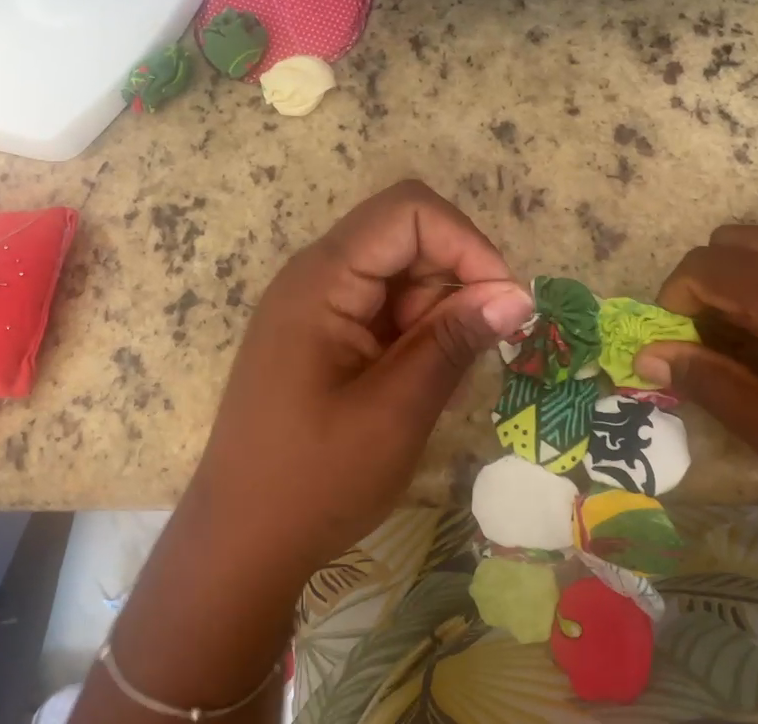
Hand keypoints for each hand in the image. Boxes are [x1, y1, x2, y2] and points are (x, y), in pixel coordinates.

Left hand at [187, 180, 533, 576]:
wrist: (239, 545)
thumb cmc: (314, 481)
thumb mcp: (396, 410)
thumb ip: (454, 341)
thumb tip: (518, 294)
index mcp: (322, 279)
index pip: (409, 211)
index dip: (466, 242)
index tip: (502, 303)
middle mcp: (316, 276)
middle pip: (406, 236)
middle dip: (455, 280)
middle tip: (473, 350)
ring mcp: (316, 306)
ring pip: (401, 273)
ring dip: (438, 313)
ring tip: (442, 382)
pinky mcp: (322, 335)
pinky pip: (384, 309)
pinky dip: (417, 335)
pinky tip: (421, 386)